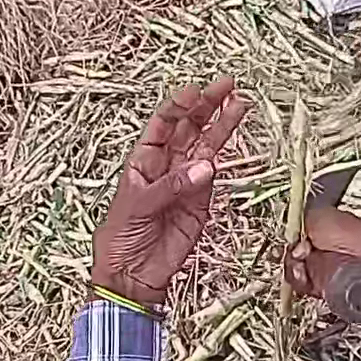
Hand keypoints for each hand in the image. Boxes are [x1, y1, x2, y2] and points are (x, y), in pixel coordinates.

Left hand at [91, 78, 251, 307]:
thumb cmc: (121, 238)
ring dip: (222, 125)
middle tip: (226, 85)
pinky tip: (228, 140)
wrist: (133, 275)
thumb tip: (206, 168)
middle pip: (188, 129)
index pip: (162, 126)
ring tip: (240, 102)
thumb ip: (170, 187)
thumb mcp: (136, 207)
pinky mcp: (201, 202)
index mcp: (142, 162)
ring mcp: (186, 182)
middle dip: (206, 106)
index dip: (178, 107)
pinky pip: (212, 176)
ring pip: (206, 147)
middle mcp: (165, 167)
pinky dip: (220, 159)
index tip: (195, 91)